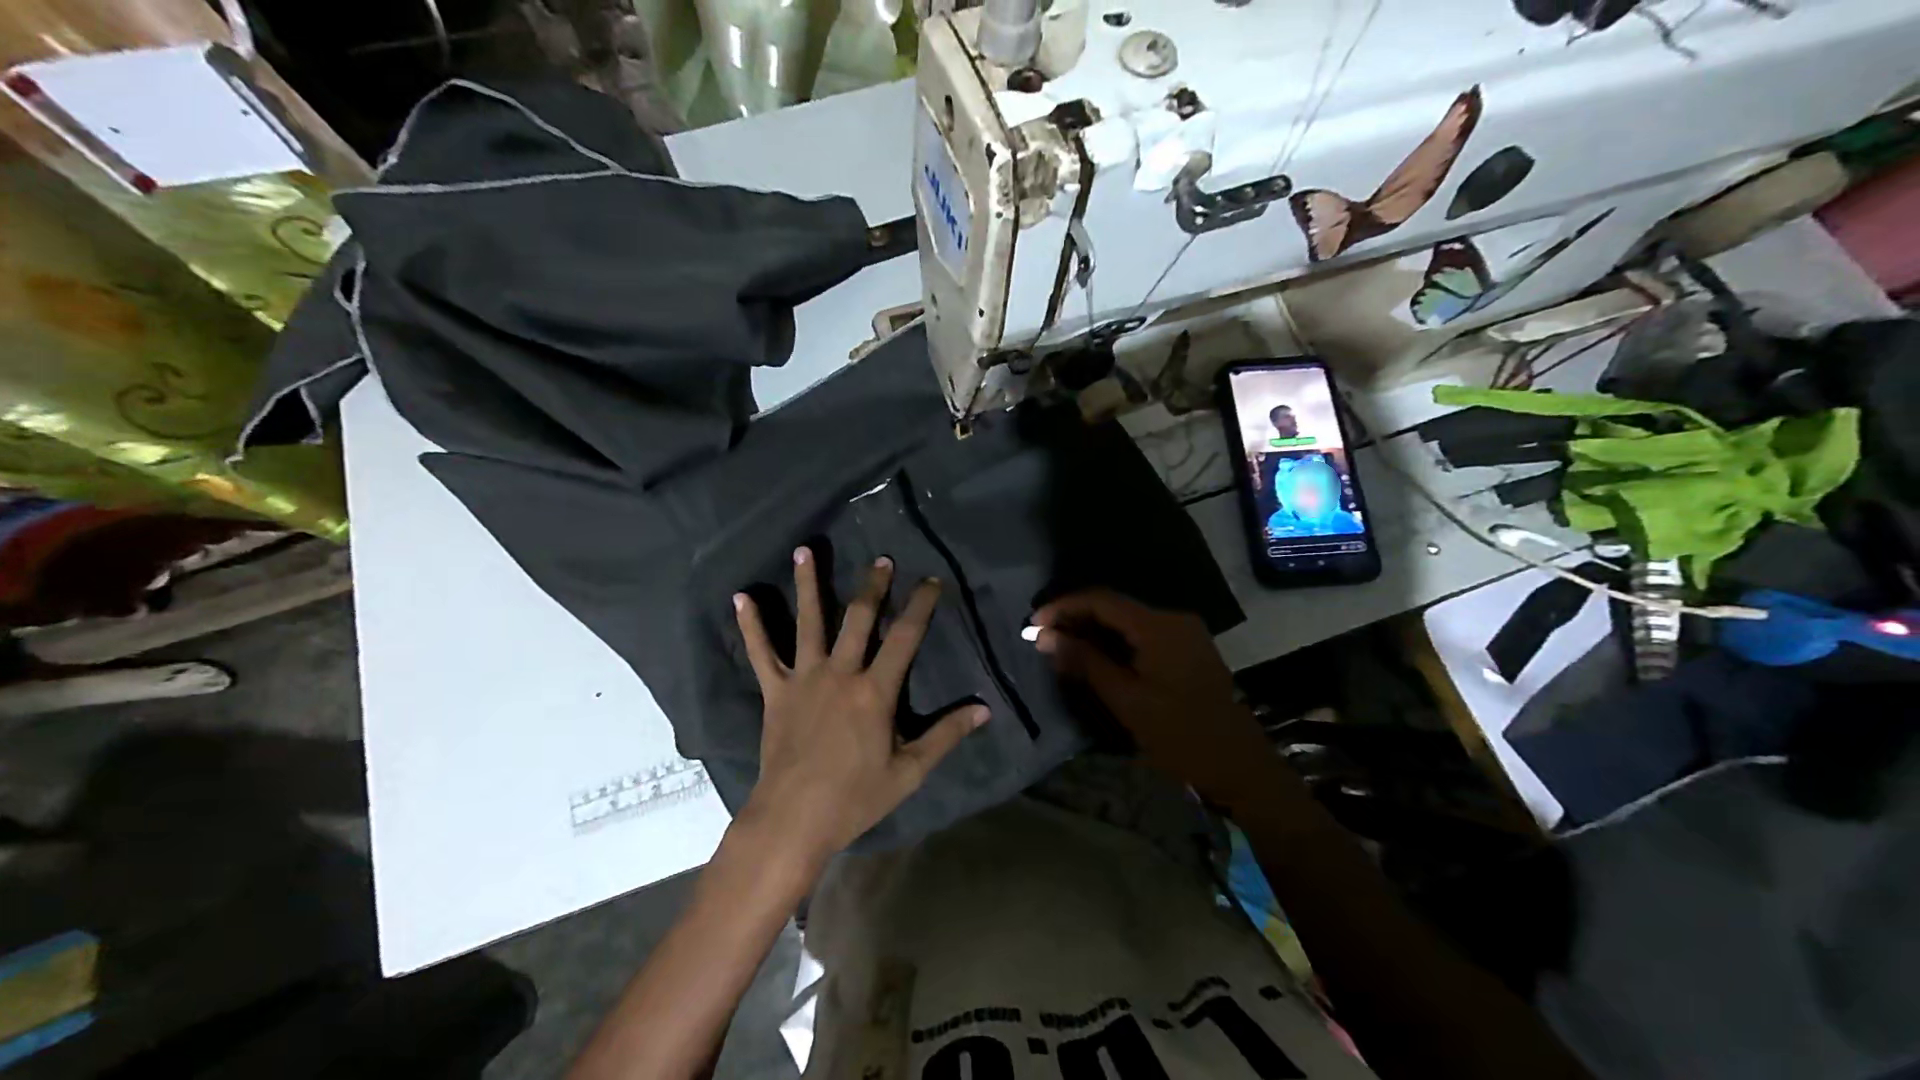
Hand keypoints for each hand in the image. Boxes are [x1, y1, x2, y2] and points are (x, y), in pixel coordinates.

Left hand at [733, 547, 988, 861]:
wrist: (794, 819)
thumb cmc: (855, 797)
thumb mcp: (909, 771)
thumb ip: (946, 735)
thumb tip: (984, 710)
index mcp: (875, 691)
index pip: (905, 637)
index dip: (921, 606)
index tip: (931, 582)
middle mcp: (840, 673)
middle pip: (859, 618)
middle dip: (873, 587)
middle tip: (882, 560)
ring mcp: (803, 678)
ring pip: (808, 622)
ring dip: (808, 584)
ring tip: (805, 550)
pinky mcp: (775, 691)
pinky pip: (760, 653)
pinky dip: (751, 625)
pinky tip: (741, 597)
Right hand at [1031, 589, 1278, 810]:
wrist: (1239, 764)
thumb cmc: (1179, 734)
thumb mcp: (1126, 700)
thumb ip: (1085, 662)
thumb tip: (1045, 636)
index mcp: (1159, 626)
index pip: (1102, 599)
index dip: (1064, 607)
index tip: (1033, 623)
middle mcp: (1173, 619)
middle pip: (1115, 607)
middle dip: (1076, 619)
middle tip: (1043, 638)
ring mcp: (1184, 633)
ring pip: (1128, 621)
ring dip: (1094, 631)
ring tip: (1062, 648)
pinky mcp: (1187, 649)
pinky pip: (1143, 634)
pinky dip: (1115, 642)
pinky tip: (1095, 658)